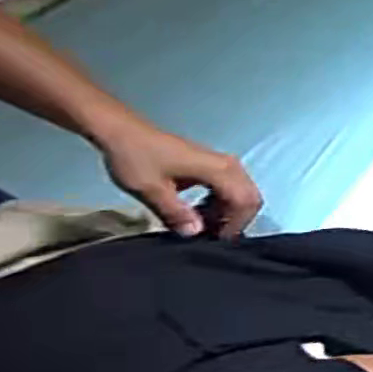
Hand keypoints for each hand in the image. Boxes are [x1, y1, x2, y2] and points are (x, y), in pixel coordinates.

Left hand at [98, 123, 261, 238]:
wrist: (122, 132)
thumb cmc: (136, 158)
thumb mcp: (150, 189)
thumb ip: (175, 213)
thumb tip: (194, 233)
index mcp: (221, 171)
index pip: (244, 202)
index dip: (234, 224)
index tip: (215, 239)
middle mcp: (232, 167)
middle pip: (250, 198)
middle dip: (235, 219)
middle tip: (211, 233)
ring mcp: (226, 164)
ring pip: (243, 193)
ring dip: (228, 211)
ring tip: (202, 222)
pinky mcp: (217, 165)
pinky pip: (233, 187)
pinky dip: (222, 201)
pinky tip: (200, 208)